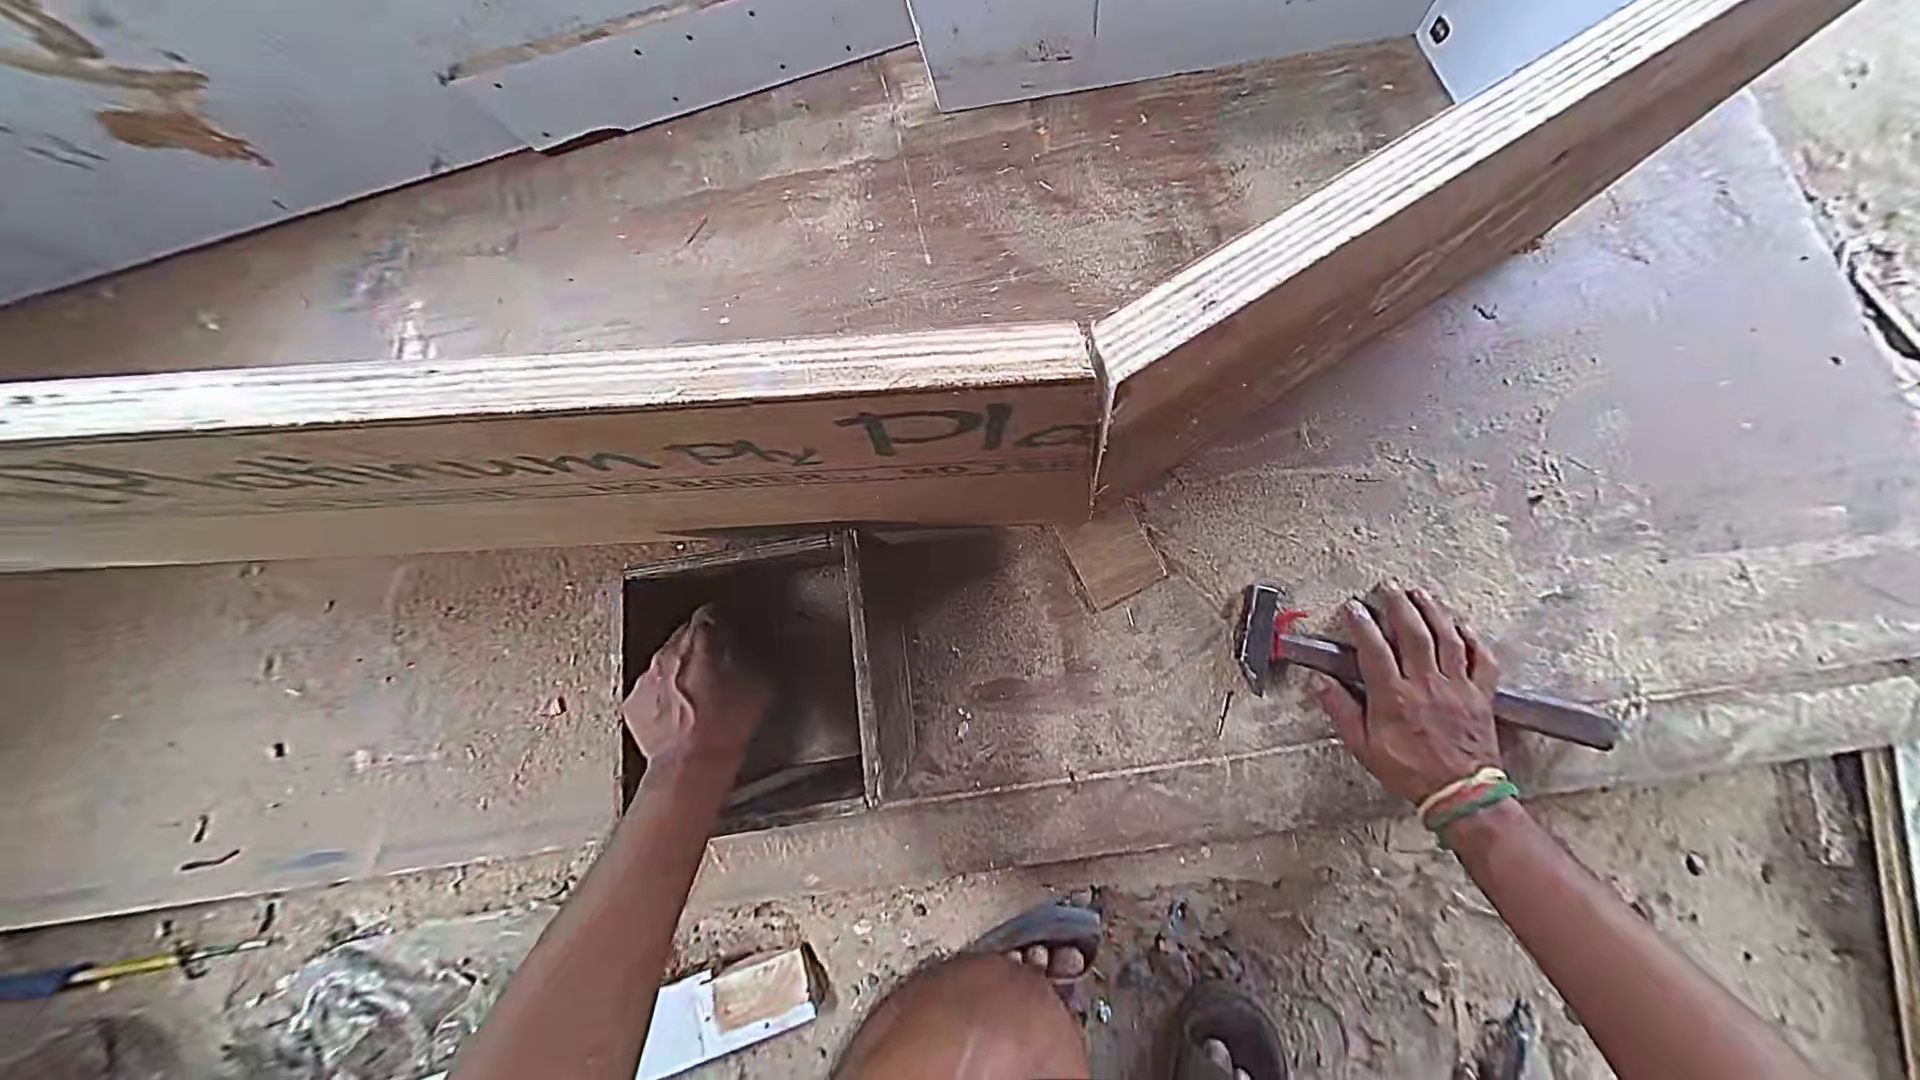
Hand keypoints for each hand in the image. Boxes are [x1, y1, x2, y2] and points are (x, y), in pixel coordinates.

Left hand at [623, 606, 769, 774]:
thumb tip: (762, 650)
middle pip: (682, 636)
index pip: (706, 615)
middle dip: (699, 646)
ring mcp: (647, 680)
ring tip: (699, 692)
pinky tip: (681, 710)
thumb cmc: (724, 729)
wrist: (691, 766)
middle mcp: (667, 656)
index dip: (719, 619)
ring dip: (680, 671)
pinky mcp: (634, 704)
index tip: (726, 625)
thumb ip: (755, 659)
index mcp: (698, 644)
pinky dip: (663, 694)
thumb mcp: (758, 686)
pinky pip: (650, 689)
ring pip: (665, 663)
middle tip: (717, 661)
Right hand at [1310, 585, 1501, 803]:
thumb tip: (1318, 682)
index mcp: (1394, 696)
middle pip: (1413, 633)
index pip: (1374, 649)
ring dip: (1433, 611)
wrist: (1462, 793)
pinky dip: (1472, 638)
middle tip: (1388, 587)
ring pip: (1447, 639)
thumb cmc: (1409, 770)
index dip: (1362, 624)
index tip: (1354, 607)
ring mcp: (1457, 687)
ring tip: (1421, 593)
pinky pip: (1482, 659)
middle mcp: (1425, 685)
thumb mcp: (1362, 745)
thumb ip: (1340, 710)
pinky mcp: (1480, 695)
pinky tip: (1461, 625)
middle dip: (1398, 605)